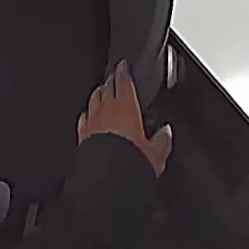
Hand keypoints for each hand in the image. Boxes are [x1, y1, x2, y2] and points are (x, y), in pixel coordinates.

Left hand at [77, 61, 171, 175]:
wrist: (105, 183)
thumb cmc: (130, 165)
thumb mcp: (155, 154)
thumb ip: (162, 140)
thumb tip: (166, 132)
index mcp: (126, 108)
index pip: (124, 82)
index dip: (123, 71)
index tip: (123, 65)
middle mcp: (107, 110)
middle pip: (107, 86)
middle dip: (111, 79)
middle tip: (114, 75)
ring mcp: (92, 122)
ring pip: (94, 98)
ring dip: (99, 92)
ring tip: (102, 89)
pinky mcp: (82, 136)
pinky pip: (84, 117)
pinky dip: (87, 112)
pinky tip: (88, 114)